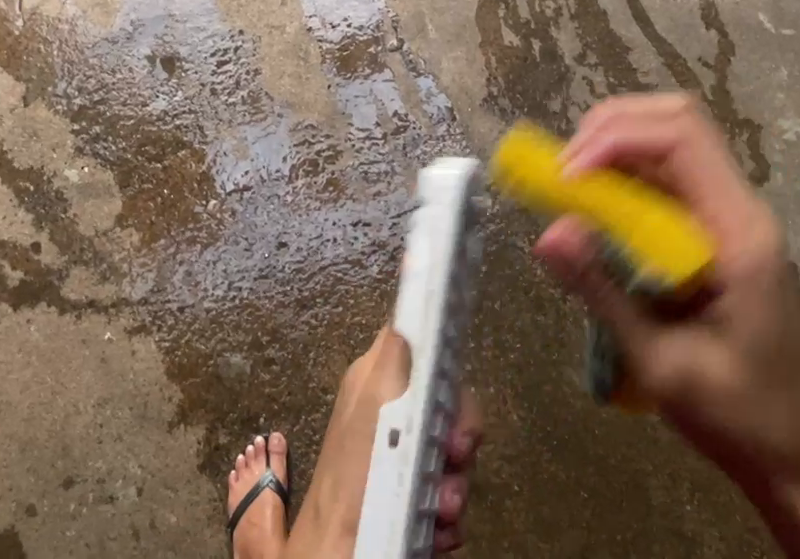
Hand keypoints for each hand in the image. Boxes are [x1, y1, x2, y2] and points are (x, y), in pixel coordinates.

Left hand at [287, 329, 482, 555]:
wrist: (338, 549)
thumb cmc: (355, 471)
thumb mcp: (376, 394)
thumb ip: (398, 343)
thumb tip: (411, 270)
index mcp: (379, 380)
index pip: (425, 352)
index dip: (448, 373)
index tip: (454, 404)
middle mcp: (391, 412)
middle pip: (449, 409)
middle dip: (460, 440)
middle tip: (454, 459)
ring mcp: (400, 457)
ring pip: (453, 457)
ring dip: (456, 486)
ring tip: (442, 509)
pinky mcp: (409, 496)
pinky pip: (447, 496)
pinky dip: (449, 517)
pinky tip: (439, 530)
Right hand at [533, 96, 799, 557]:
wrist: (798, 452)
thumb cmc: (738, 415)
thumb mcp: (660, 361)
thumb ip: (603, 291)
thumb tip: (546, 234)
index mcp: (738, 232)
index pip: (681, 138)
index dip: (614, 140)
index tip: (564, 178)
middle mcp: (738, 208)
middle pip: (675, 121)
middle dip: (608, 130)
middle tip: (560, 174)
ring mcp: (728, 214)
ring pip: (668, 139)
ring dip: (611, 146)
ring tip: (567, 186)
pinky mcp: (712, 228)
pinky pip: (664, 175)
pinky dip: (619, 174)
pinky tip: (593, 208)